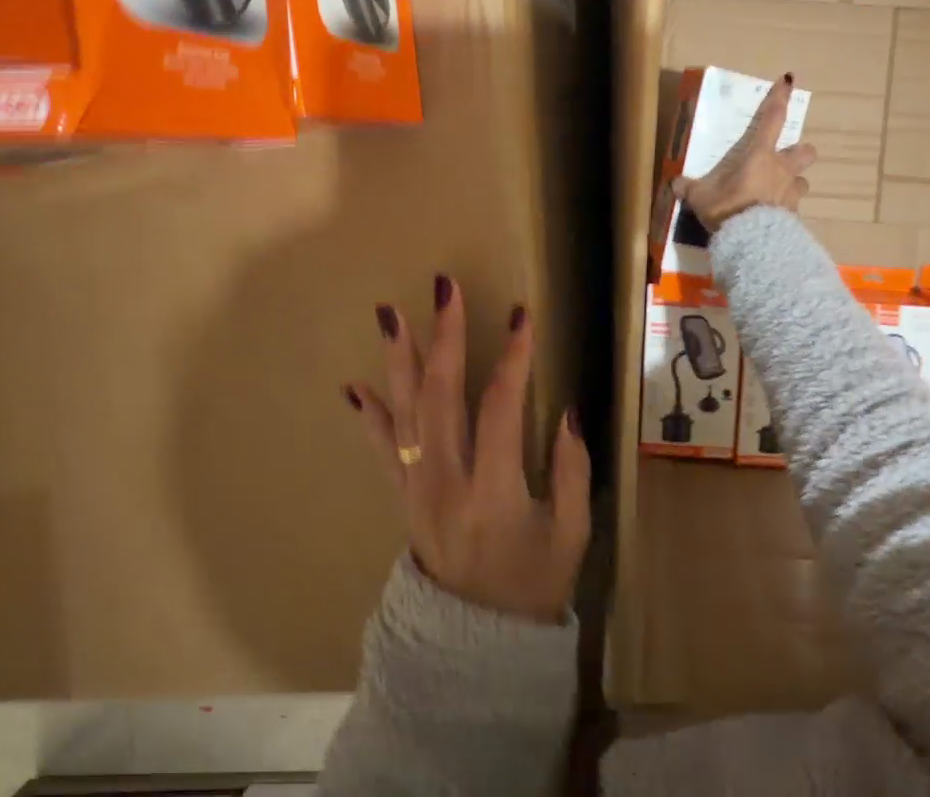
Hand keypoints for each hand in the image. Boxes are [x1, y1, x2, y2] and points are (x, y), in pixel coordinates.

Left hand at [345, 275, 590, 623]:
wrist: (475, 640)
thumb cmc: (533, 585)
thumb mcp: (571, 534)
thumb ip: (573, 472)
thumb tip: (567, 413)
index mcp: (494, 491)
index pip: (500, 408)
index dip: (513, 358)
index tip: (522, 314)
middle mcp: (445, 482)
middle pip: (441, 397)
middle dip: (444, 337)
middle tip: (443, 288)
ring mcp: (417, 489)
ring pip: (404, 414)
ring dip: (399, 361)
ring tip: (389, 314)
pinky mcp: (403, 497)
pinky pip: (382, 449)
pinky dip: (370, 415)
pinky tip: (356, 385)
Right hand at [672, 74, 817, 232]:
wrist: (751, 243)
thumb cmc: (728, 208)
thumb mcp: (701, 197)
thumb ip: (690, 188)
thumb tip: (675, 184)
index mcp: (760, 155)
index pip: (773, 119)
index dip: (780, 98)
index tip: (789, 81)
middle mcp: (782, 170)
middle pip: (806, 152)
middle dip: (801, 152)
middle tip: (786, 160)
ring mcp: (791, 194)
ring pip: (804, 182)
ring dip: (794, 184)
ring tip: (778, 193)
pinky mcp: (795, 217)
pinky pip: (794, 209)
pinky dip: (785, 211)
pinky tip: (772, 219)